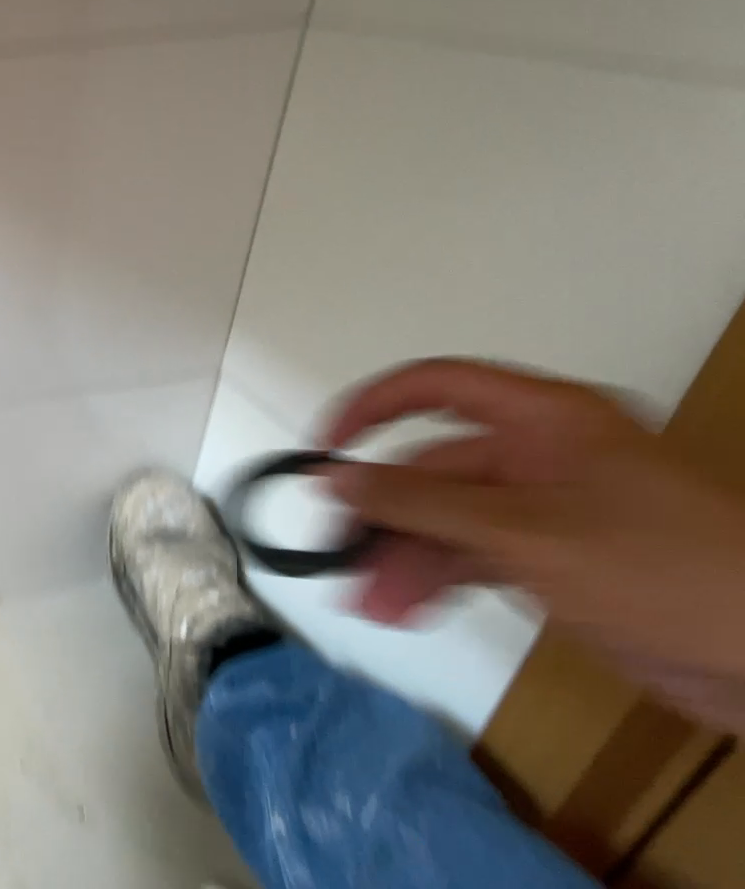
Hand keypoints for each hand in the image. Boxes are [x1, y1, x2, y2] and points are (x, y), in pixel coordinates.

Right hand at [321, 358, 744, 726]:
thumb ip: (417, 502)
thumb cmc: (668, 570)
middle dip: (382, 518)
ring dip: (401, 559)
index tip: (327, 450)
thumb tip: (334, 478)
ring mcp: (541, 511)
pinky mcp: (550, 559)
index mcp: (541, 421)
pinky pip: (467, 556)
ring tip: (372, 603)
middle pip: (428, 470)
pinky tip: (403, 607)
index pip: (433, 388)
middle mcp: (535, 457)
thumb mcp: (523, 530)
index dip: (371, 409)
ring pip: (442, 521)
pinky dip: (432, 580)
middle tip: (339, 554)